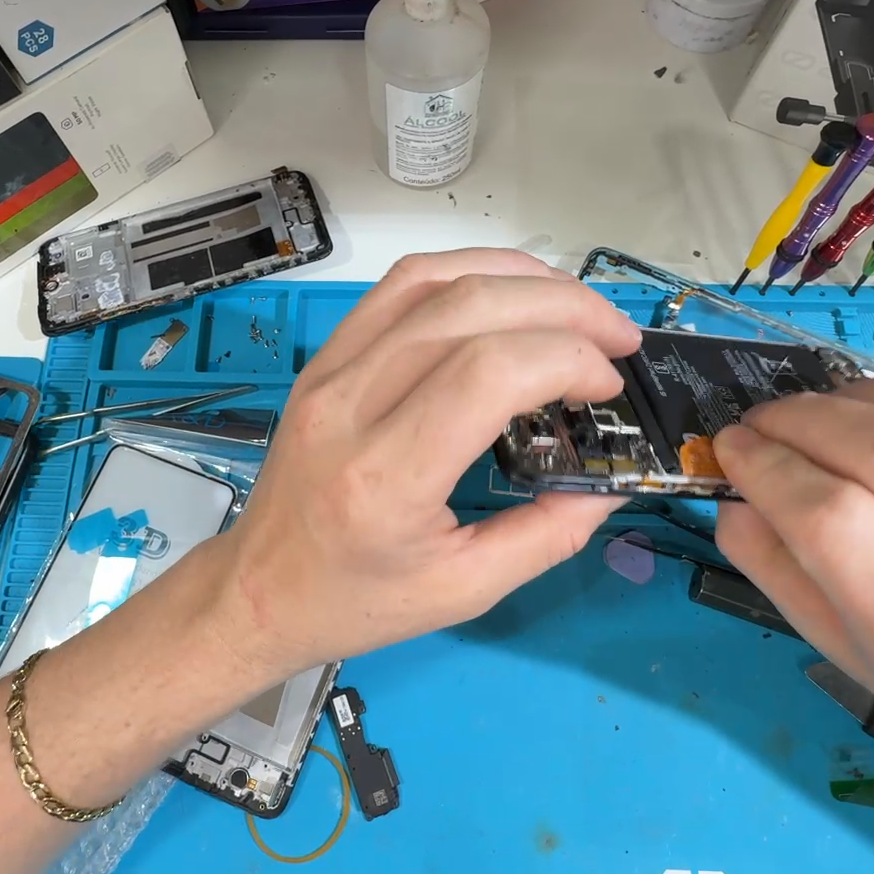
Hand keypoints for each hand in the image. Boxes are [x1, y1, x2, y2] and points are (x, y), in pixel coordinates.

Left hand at [206, 249, 640, 676]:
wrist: (257, 587)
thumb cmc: (354, 600)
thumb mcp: (463, 591)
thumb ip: (547, 536)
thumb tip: (611, 483)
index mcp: (386, 476)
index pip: (487, 371)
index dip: (566, 358)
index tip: (608, 386)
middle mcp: (351, 405)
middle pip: (468, 309)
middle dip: (564, 307)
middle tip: (617, 337)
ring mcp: (329, 370)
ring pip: (432, 280)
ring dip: (518, 276)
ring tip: (575, 305)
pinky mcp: (324, 357)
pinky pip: (397, 287)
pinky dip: (464, 273)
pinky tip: (507, 291)